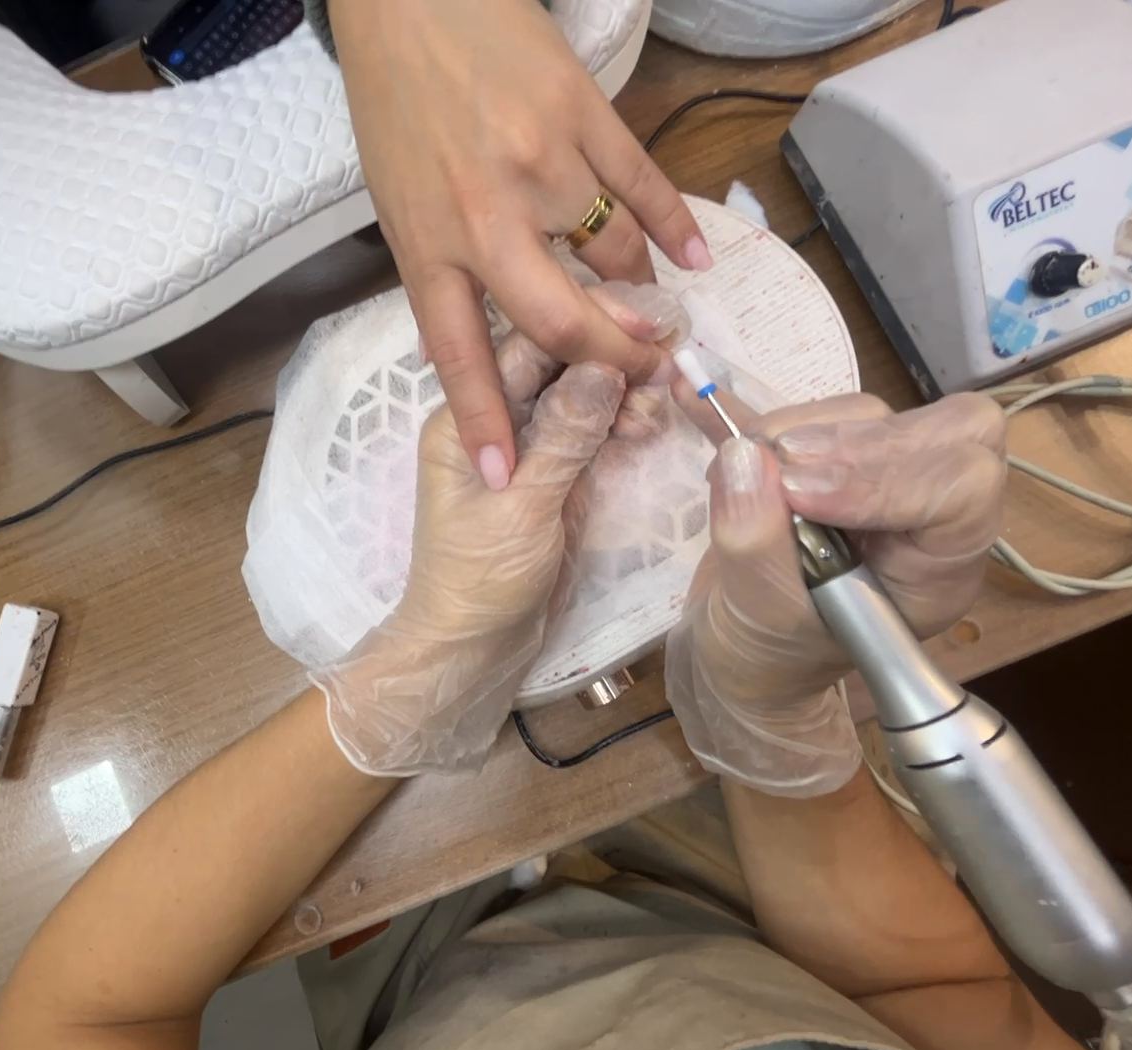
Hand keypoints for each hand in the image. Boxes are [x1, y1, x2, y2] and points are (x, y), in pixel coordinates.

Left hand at [312, 287, 686, 775]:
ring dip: (621, 394)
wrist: (476, 644)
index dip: (582, 331)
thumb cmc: (482, 579)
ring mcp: (527, 449)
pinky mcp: (554, 476)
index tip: (644, 324)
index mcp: (464, 419)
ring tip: (661, 398)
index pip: (522, 352)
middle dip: (610, 359)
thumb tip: (603, 363)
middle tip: (667, 356)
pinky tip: (648, 424)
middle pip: (555, 369)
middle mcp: (494, 423)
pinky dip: (619, 426)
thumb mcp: (523, 507)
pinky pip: (590, 436)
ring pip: (579, 400)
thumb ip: (562, 438)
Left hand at [329, 0, 712, 491]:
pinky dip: (674, 227)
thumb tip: (485, 340)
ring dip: (639, 297)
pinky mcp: (583, 114)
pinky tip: (696, 259)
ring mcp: (541, 164)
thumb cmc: (397, 113)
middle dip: (608, 365)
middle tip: (644, 385)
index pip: (461, 356)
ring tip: (654, 317)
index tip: (506, 477)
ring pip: (612, 255)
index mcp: (428, 248)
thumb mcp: (399, 211)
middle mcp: (486, 218)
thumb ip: (444, 276)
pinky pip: (643, 186)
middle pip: (561, 319)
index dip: (485, 421)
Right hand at [663, 392, 1007, 795]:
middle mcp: (919, 511)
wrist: (741, 655)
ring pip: (860, 415)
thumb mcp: (763, 619)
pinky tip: (690, 393)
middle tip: (771, 470)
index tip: (795, 492)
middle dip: (844, 440)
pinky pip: (789, 418)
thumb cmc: (767, 658)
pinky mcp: (811, 462)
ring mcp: (868, 479)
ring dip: (788, 430)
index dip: (882, 473)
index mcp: (936, 565)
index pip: (959, 486)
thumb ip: (757, 546)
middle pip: (931, 431)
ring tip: (728, 474)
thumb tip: (742, 458)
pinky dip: (738, 407)